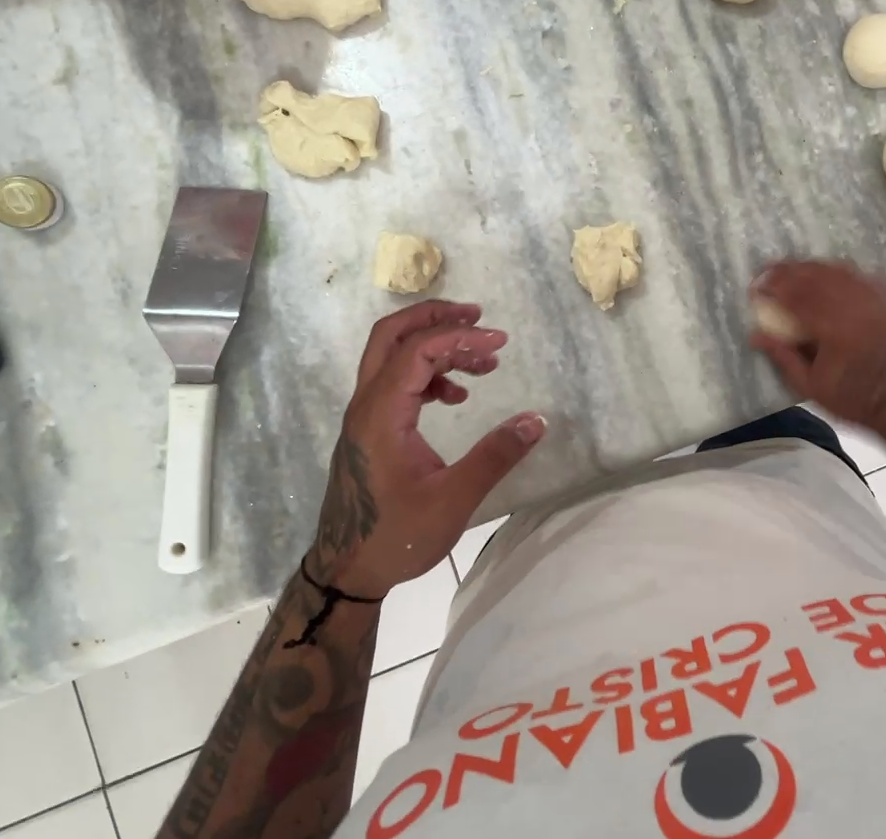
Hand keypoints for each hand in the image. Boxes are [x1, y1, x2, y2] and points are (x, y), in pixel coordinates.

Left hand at [308, 300, 545, 595]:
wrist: (347, 570)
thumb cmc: (397, 536)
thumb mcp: (454, 499)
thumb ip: (496, 456)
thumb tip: (538, 420)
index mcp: (381, 415)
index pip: (418, 350)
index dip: (461, 337)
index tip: (501, 343)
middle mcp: (366, 406)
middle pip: (391, 336)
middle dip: (435, 318)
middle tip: (478, 316)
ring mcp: (364, 417)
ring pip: (393, 357)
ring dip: (436, 347)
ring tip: (483, 361)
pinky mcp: (370, 430)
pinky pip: (396, 382)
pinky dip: (428, 374)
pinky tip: (457, 395)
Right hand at [750, 260, 885, 438]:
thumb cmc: (856, 401)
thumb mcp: (812, 386)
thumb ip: (783, 356)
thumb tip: (755, 335)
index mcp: (833, 329)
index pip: (795, 297)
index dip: (772, 287)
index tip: (754, 287)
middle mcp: (855, 307)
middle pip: (814, 277)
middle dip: (787, 271)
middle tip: (767, 270)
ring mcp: (874, 301)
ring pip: (837, 271)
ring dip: (810, 267)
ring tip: (791, 269)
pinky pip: (860, 275)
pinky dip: (839, 271)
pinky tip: (827, 273)